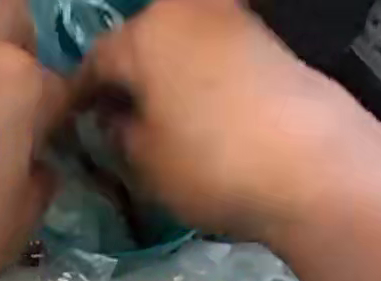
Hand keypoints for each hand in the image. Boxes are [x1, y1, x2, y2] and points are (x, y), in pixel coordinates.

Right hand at [78, 0, 380, 248]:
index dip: (79, 98)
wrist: (307, 165)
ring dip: (162, 85)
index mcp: (145, 33)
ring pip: (178, 51)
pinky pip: (212, 61)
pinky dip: (196, 87)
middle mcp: (187, 10)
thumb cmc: (208, 165)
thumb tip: (111, 119)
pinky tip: (199, 122)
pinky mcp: (266, 42)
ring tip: (159, 129)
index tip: (73, 127)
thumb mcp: (144, 163)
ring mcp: (232, 19)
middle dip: (124, 85)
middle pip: (139, 47)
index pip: (95, 61)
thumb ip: (117, 136)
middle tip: (116, 129)